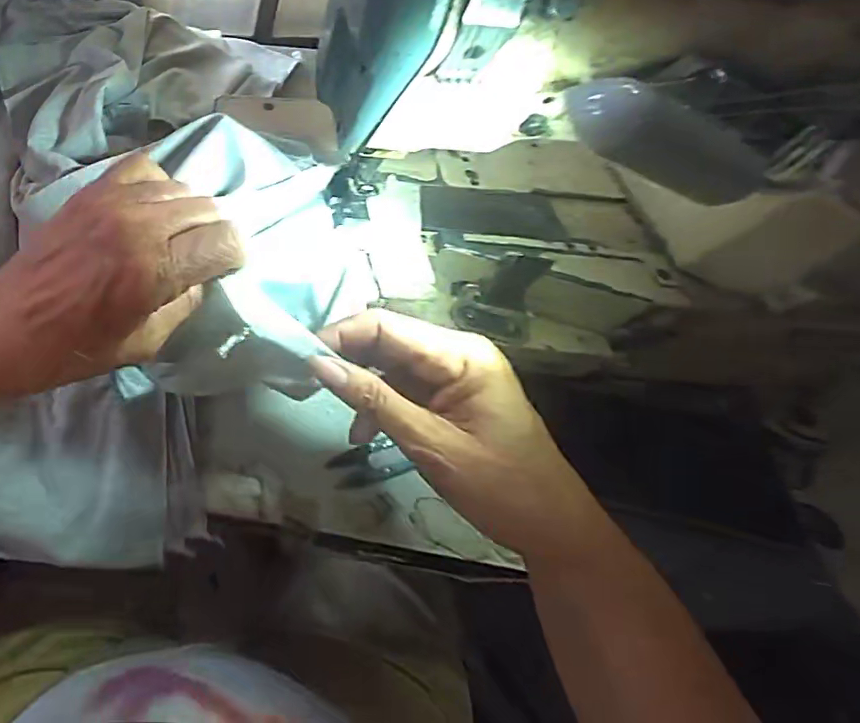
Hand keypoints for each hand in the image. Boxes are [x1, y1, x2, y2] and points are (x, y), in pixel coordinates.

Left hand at [0, 154, 245, 401]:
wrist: (8, 324)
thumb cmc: (73, 347)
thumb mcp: (142, 344)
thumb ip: (182, 305)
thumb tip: (200, 277)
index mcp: (155, 269)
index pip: (224, 241)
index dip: (234, 255)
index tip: (225, 267)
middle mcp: (140, 224)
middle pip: (207, 208)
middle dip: (214, 232)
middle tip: (202, 253)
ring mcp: (113, 201)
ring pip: (179, 185)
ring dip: (188, 209)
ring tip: (177, 231)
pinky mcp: (91, 191)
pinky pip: (142, 167)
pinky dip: (157, 182)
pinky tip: (150, 205)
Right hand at [310, 309, 611, 562]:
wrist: (556, 533)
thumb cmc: (503, 488)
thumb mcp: (431, 443)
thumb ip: (373, 400)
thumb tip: (318, 365)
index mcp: (460, 354)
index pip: (386, 326)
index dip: (340, 335)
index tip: (302, 357)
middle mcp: (455, 352)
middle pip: (385, 340)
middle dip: (347, 360)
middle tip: (309, 382)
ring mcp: (451, 373)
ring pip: (388, 364)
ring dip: (361, 388)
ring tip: (344, 418)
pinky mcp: (447, 394)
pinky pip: (400, 386)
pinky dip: (378, 405)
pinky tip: (364, 433)